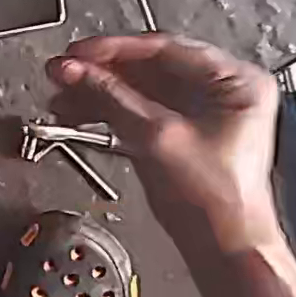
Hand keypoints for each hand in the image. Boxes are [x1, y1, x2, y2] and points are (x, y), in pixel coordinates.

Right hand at [47, 34, 283, 254]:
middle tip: (64, 70)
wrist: (221, 247)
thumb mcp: (155, 138)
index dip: (114, 50)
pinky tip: (76, 110)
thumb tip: (75, 71)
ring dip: (96, 91)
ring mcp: (196, 112)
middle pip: (147, 68)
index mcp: (234, 82)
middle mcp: (218, 91)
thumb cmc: (215, 201)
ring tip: (62, 92)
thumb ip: (111, 98)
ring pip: (136, 88)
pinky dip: (104, 109)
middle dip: (99, 72)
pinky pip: (134, 108)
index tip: (78, 53)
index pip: (164, 49)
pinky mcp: (176, 131)